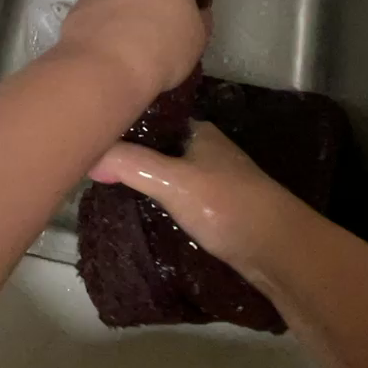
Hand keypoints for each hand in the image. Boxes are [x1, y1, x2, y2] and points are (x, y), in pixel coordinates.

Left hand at [52, 0, 211, 98]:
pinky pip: (104, 8)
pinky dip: (110, 20)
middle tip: (168, 23)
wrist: (102, 67)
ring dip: (134, 6)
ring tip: (136, 38)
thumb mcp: (198, 38)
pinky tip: (112, 44)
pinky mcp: (82, 4)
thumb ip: (200, 18)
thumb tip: (197, 11)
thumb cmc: (161, 50)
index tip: (201, 2)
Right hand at [87, 121, 304, 272]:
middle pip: (157, 145)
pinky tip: (139, 212)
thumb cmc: (226, 204)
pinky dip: (157, 200)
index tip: (88, 135)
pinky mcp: (216, 208)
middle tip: (90, 166)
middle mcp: (204, 148)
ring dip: (143, 179)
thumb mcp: (172, 180)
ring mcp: (213, 179)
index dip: (121, 124)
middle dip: (128, 154)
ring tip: (105, 189)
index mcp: (196, 130)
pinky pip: (176, 196)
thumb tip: (89, 155)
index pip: (150, 118)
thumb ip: (131, 164)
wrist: (279, 250)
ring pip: (167, 171)